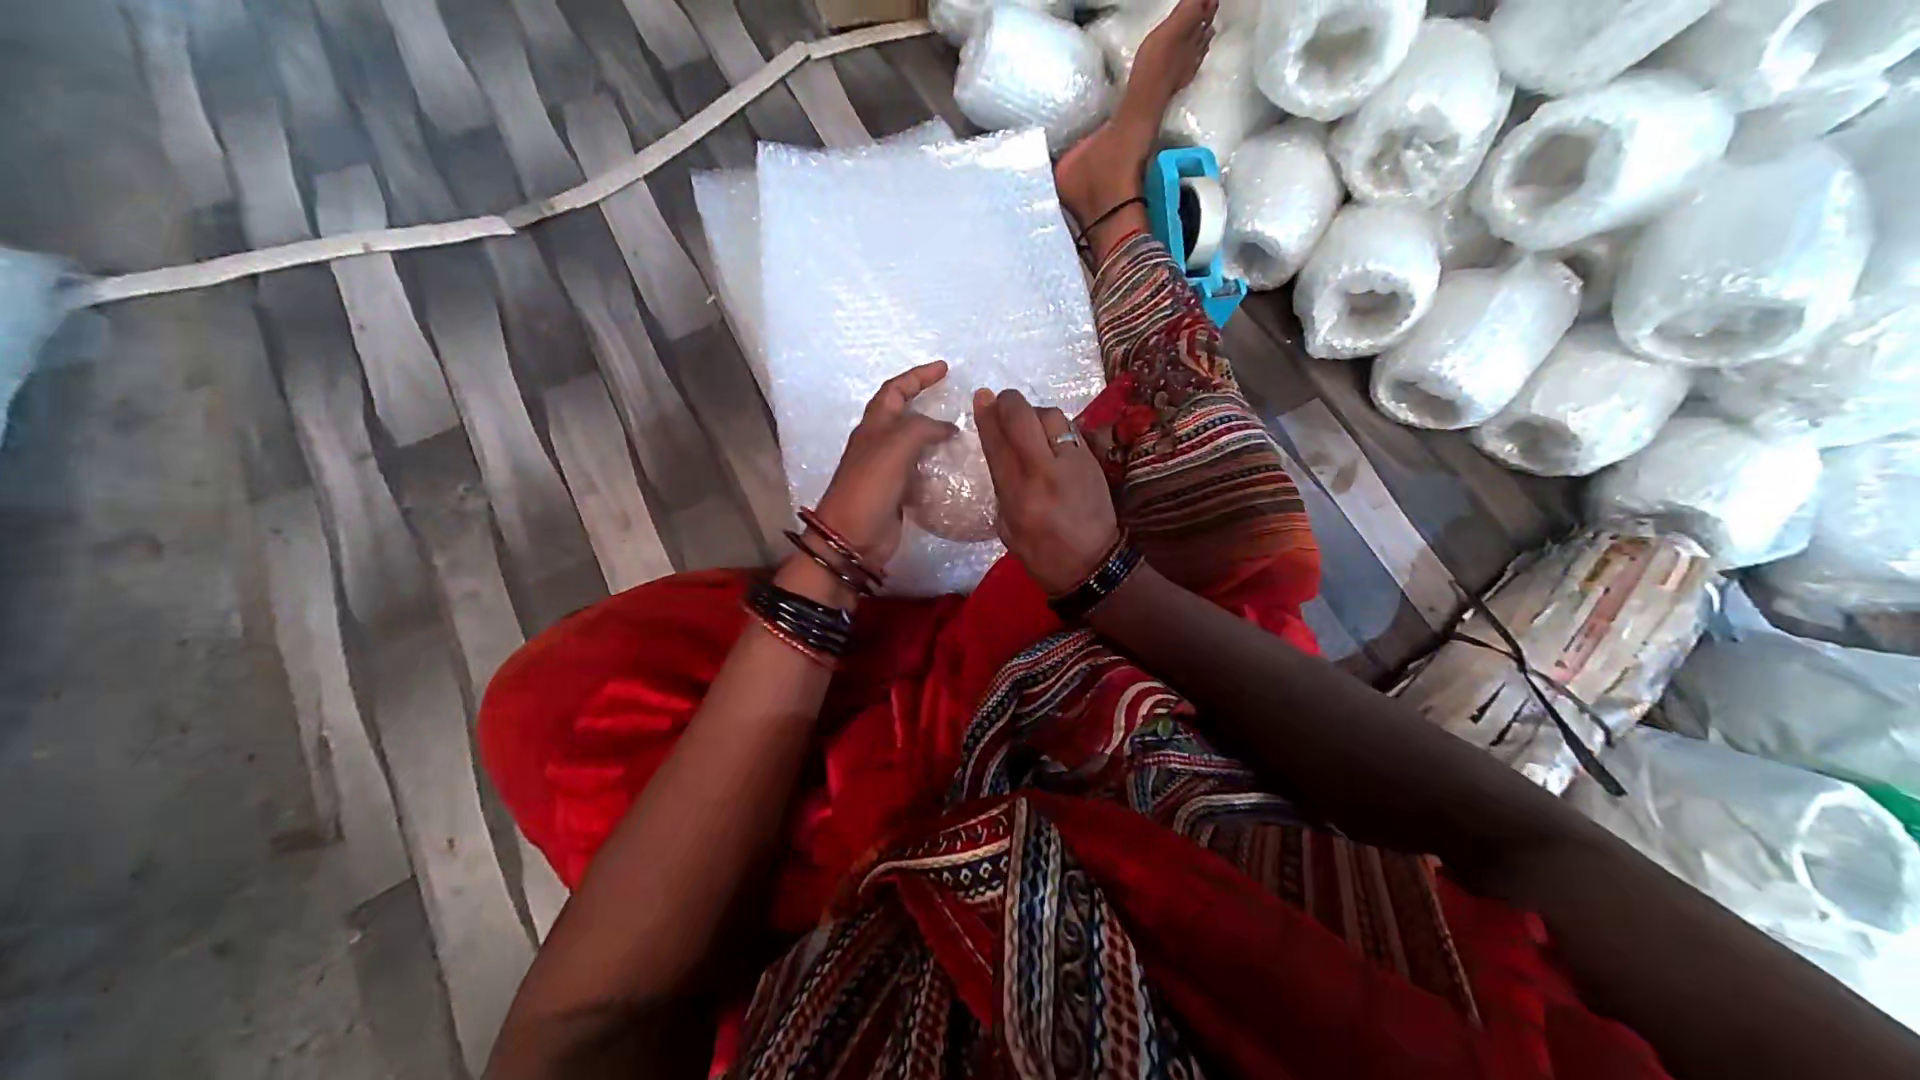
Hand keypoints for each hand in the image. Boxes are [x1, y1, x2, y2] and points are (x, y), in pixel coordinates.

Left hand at [812, 361, 958, 567]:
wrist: (853, 536)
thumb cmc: (870, 486)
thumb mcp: (896, 446)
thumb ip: (922, 428)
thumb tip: (947, 427)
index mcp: (873, 426)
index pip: (894, 390)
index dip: (917, 376)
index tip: (943, 368)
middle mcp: (877, 443)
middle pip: (901, 413)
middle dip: (924, 400)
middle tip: (951, 397)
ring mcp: (885, 468)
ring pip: (911, 441)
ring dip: (932, 432)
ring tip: (959, 431)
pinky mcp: (895, 492)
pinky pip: (918, 469)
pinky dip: (934, 462)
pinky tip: (951, 466)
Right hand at [974, 388, 1120, 594]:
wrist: (1093, 565)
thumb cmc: (1042, 554)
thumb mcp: (1008, 527)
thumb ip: (1002, 488)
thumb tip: (999, 452)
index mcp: (1018, 495)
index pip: (997, 443)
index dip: (986, 415)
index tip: (981, 396)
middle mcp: (1044, 473)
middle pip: (1023, 418)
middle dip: (1009, 402)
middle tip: (1002, 401)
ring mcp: (1073, 464)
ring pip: (1051, 416)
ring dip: (1035, 413)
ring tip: (1028, 422)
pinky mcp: (1093, 461)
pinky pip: (1071, 429)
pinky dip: (1055, 426)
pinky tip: (1050, 436)